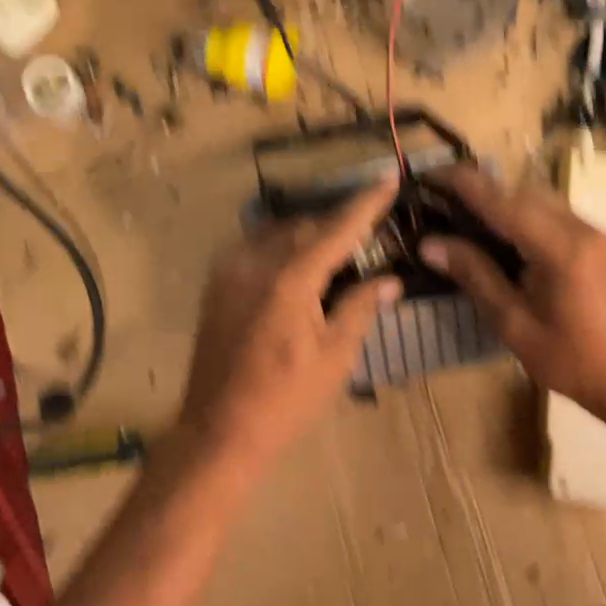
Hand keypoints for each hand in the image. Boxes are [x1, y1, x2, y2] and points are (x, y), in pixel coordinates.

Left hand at [178, 176, 401, 470]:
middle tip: (369, 232)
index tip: (388, 176)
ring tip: (337, 249)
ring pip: (278, 233)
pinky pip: (254, 247)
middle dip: (338, 224)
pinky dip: (281, 246)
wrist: (218, 430)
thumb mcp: (334, 358)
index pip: (337, 229)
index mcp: (289, 279)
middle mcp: (255, 261)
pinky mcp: (216, 283)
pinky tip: (297, 263)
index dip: (366, 203)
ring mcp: (230, 269)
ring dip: (308, 235)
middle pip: (306, 227)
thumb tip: (389, 279)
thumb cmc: (285, 401)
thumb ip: (359, 308)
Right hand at [419, 165, 605, 422]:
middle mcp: (579, 227)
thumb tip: (429, 243)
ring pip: (537, 199)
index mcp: (558, 247)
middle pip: (519, 192)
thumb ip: (474, 275)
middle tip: (437, 198)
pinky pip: (552, 213)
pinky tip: (500, 232)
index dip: (461, 183)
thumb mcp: (513, 323)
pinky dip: (521, 213)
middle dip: (477, 188)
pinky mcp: (597, 243)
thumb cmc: (572, 361)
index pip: (500, 200)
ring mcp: (593, 232)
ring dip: (499, 199)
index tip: (427, 175)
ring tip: (461, 212)